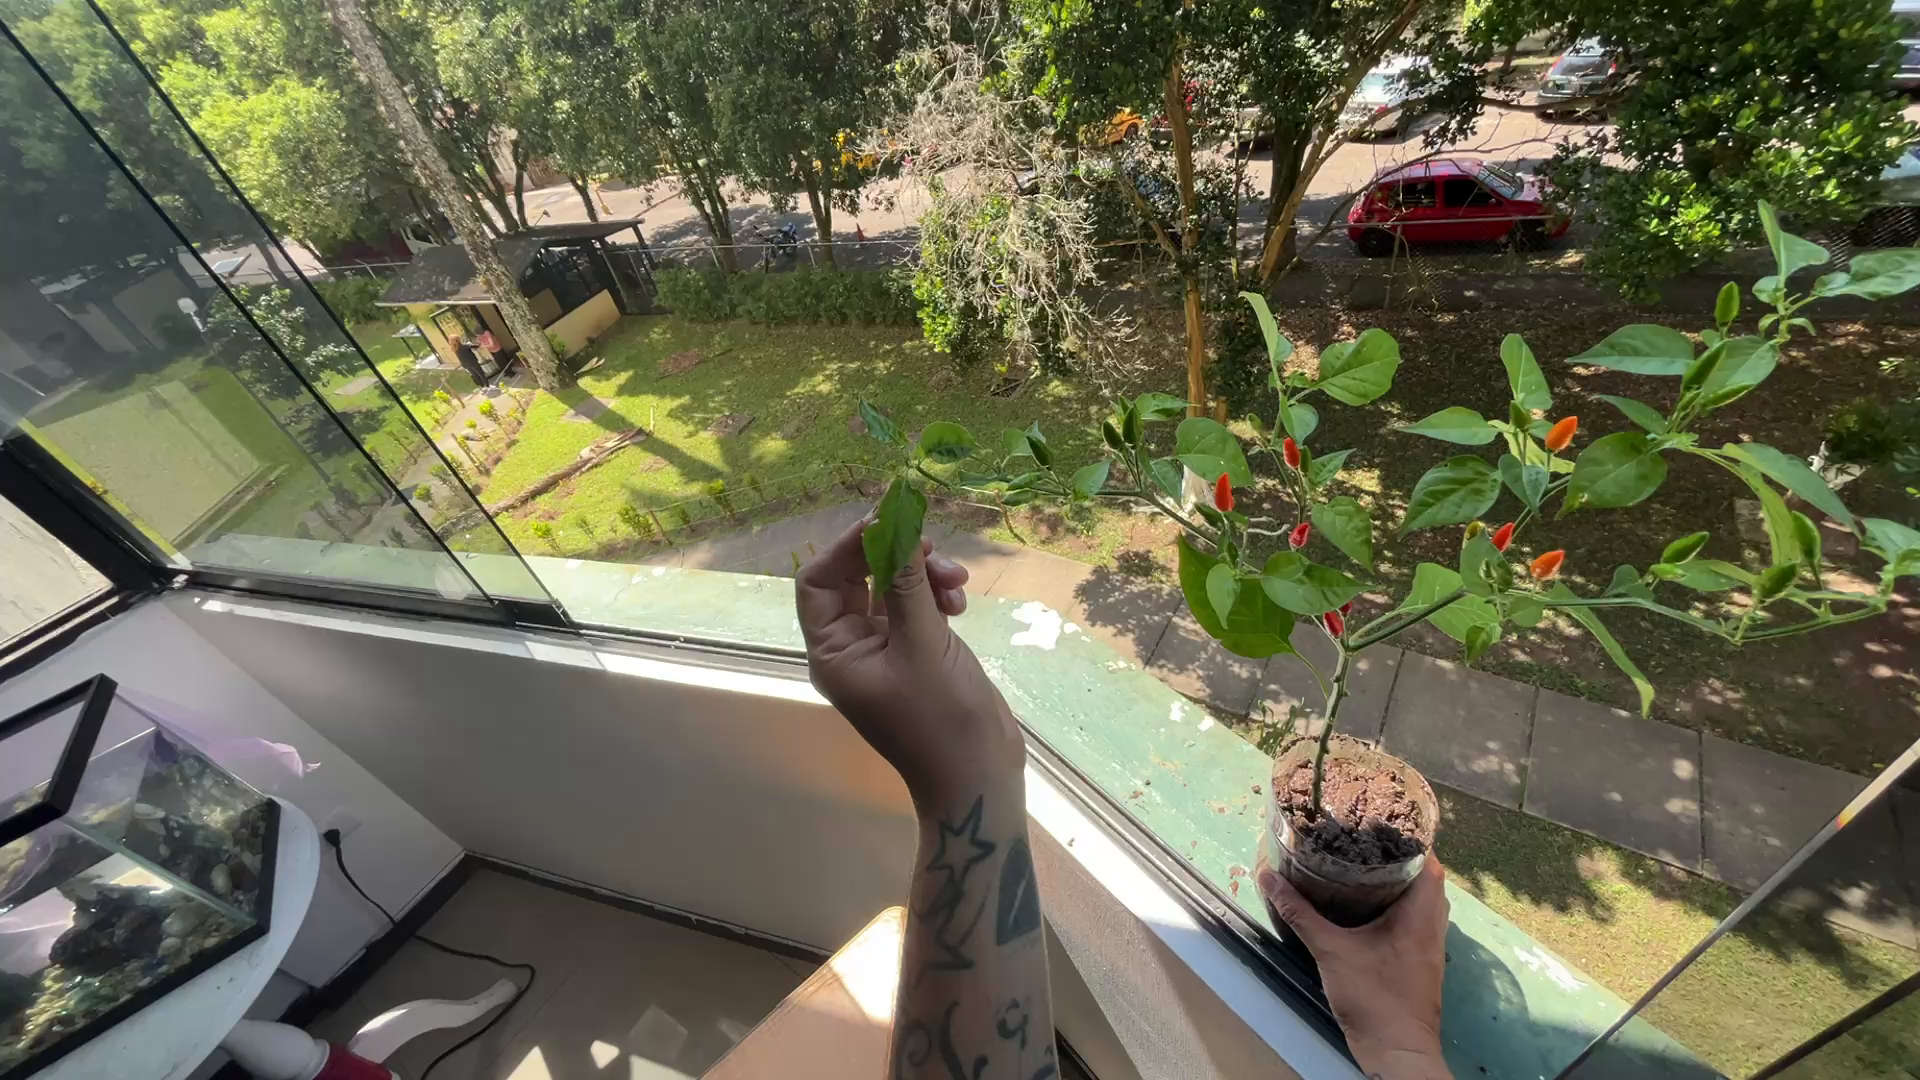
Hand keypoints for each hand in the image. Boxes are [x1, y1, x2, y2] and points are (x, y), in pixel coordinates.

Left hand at [795, 516, 1023, 810]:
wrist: (979, 773)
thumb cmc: (942, 717)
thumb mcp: (923, 643)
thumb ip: (906, 581)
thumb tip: (891, 523)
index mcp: (833, 651)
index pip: (818, 582)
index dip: (846, 546)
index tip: (886, 521)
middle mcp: (851, 646)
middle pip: (858, 578)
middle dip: (895, 557)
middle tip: (930, 543)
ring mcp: (885, 648)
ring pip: (893, 588)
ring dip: (924, 575)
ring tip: (958, 581)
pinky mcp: (916, 650)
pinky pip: (917, 606)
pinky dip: (937, 596)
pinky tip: (960, 604)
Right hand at [1258, 858, 1452, 1079]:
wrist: (1397, 1054)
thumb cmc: (1372, 997)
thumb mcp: (1329, 949)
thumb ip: (1299, 912)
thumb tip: (1268, 876)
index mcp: (1419, 919)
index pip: (1431, 868)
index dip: (1415, 842)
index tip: (1387, 822)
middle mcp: (1431, 931)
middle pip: (1428, 883)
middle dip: (1404, 859)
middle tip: (1370, 839)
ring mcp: (1428, 950)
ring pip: (1423, 905)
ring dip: (1402, 884)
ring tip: (1367, 865)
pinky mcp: (1419, 965)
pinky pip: (1416, 923)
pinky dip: (1398, 907)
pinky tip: (1368, 905)